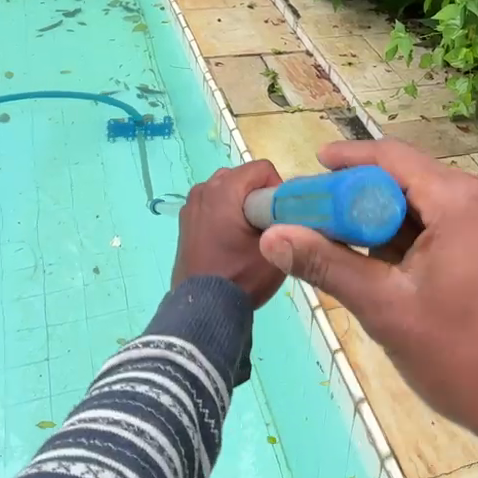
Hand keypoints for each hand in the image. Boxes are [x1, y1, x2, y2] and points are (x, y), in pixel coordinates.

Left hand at [173, 159, 285, 307]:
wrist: (203, 308)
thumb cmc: (241, 275)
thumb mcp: (275, 247)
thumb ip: (287, 222)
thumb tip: (293, 211)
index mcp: (224, 189)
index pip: (262, 168)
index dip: (278, 189)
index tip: (281, 216)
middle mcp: (203, 188)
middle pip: (243, 177)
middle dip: (258, 196)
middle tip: (268, 226)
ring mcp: (190, 204)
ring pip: (227, 190)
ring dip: (241, 204)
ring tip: (249, 235)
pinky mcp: (185, 221)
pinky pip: (213, 205)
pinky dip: (225, 214)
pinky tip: (230, 241)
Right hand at [258, 140, 477, 456]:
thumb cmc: (469, 360)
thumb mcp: (388, 311)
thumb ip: (328, 265)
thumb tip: (272, 238)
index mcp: (461, 199)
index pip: (391, 157)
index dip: (346, 160)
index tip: (311, 169)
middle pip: (413, 181)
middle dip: (365, 202)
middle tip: (322, 227)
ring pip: (436, 207)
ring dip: (394, 226)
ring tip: (357, 258)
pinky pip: (460, 226)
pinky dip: (426, 240)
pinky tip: (403, 274)